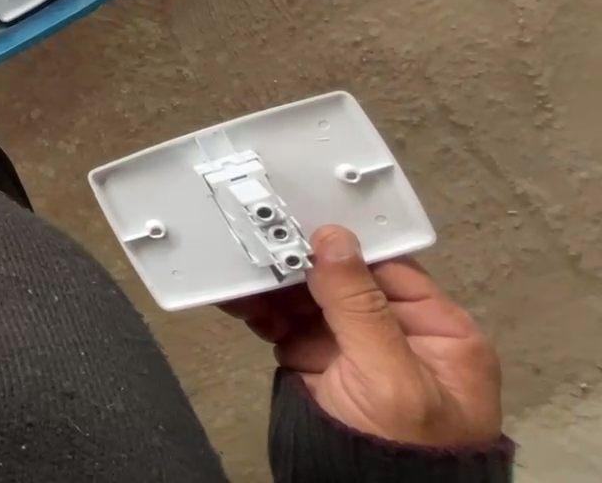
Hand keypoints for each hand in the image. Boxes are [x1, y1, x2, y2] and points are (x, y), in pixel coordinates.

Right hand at [224, 226, 501, 447]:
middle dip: (289, 264)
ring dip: (265, 284)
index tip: (294, 227)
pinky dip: (254, 304)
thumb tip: (336, 240)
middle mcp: (392, 327)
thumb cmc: (405, 446)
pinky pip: (277, 311)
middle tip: (253, 253)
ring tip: (239, 283)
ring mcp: (348, 337)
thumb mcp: (389, 375)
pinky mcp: (310, 346)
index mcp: (435, 330)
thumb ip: (361, 307)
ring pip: (298, 288)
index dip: (338, 245)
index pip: (383, 265)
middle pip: (333, 272)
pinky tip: (238, 303)